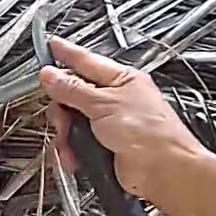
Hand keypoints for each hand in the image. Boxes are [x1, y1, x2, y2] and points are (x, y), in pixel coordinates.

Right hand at [39, 38, 210, 214]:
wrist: (164, 170)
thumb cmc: (151, 133)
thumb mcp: (103, 104)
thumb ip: (72, 89)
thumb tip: (51, 74)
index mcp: (121, 80)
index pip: (86, 61)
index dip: (66, 54)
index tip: (51, 45)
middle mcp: (116, 99)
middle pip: (74, 94)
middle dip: (62, 108)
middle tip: (61, 117)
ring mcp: (111, 123)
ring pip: (73, 121)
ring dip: (67, 133)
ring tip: (70, 141)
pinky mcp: (105, 145)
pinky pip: (78, 142)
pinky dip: (73, 150)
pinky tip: (76, 156)